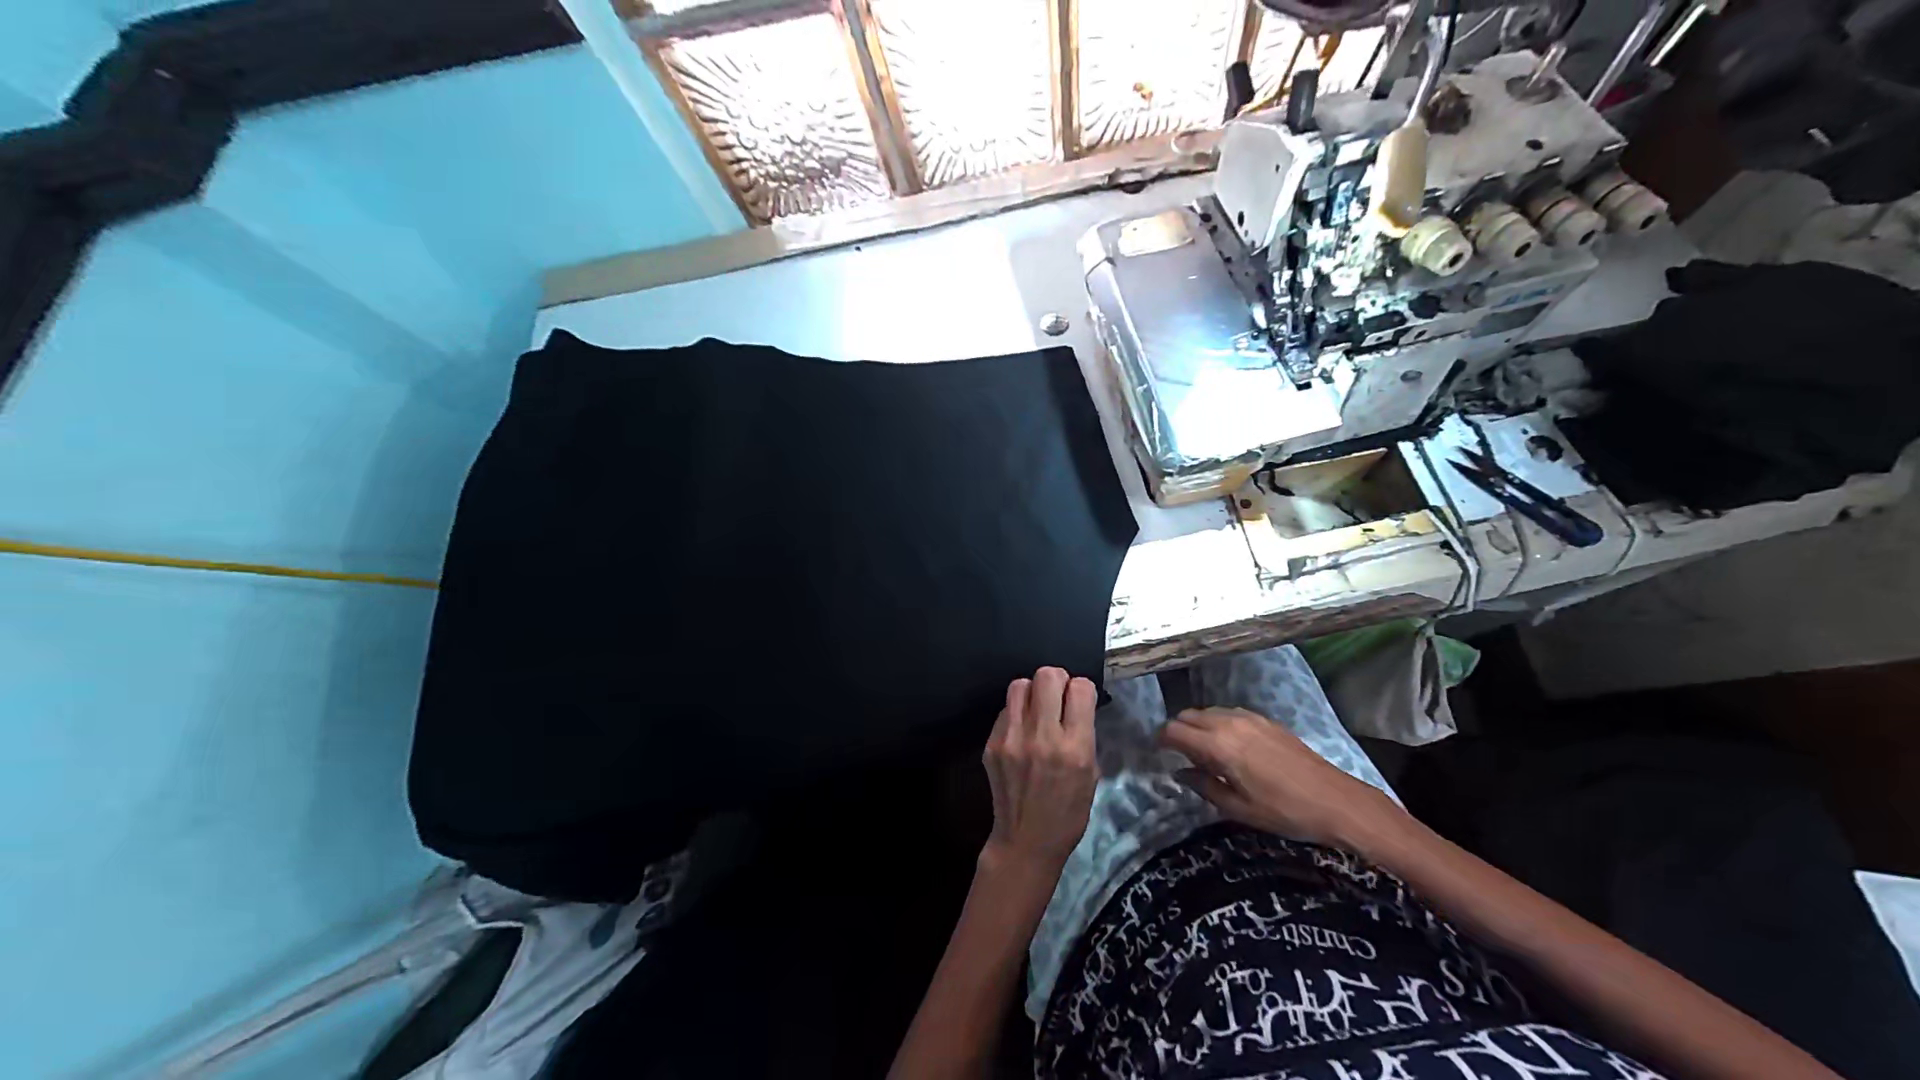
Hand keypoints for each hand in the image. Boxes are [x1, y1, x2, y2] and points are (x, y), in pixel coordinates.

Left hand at [981, 667, 1098, 871]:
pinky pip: (1005, 710)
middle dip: (1057, 680)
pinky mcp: (991, 744)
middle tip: (1058, 696)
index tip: (1080, 700)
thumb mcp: (1091, 774)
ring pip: (1020, 685)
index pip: (1080, 688)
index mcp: (1074, 747)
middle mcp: (1041, 737)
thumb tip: (1078, 704)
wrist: (1026, 841)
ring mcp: (1012, 739)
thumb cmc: (1068, 813)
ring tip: (1038, 710)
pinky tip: (1022, 732)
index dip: (1082, 689)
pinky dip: (1016, 714)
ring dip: (1033, 692)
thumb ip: (1085, 735)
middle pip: (1047, 675)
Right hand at [1159, 707, 1404, 851]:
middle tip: (1178, 754)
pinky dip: (1218, 724)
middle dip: (1177, 730)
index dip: (1161, 740)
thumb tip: (1182, 773)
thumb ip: (1204, 786)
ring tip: (1203, 750)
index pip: (1174, 730)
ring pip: (1208, 712)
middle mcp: (1229, 723)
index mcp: (1218, 746)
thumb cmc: (1284, 811)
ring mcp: (1249, 717)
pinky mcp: (1265, 719)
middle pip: (1188, 715)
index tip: (1158, 752)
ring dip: (1198, 726)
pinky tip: (1229, 745)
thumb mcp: (1238, 808)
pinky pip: (1229, 713)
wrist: (1335, 800)